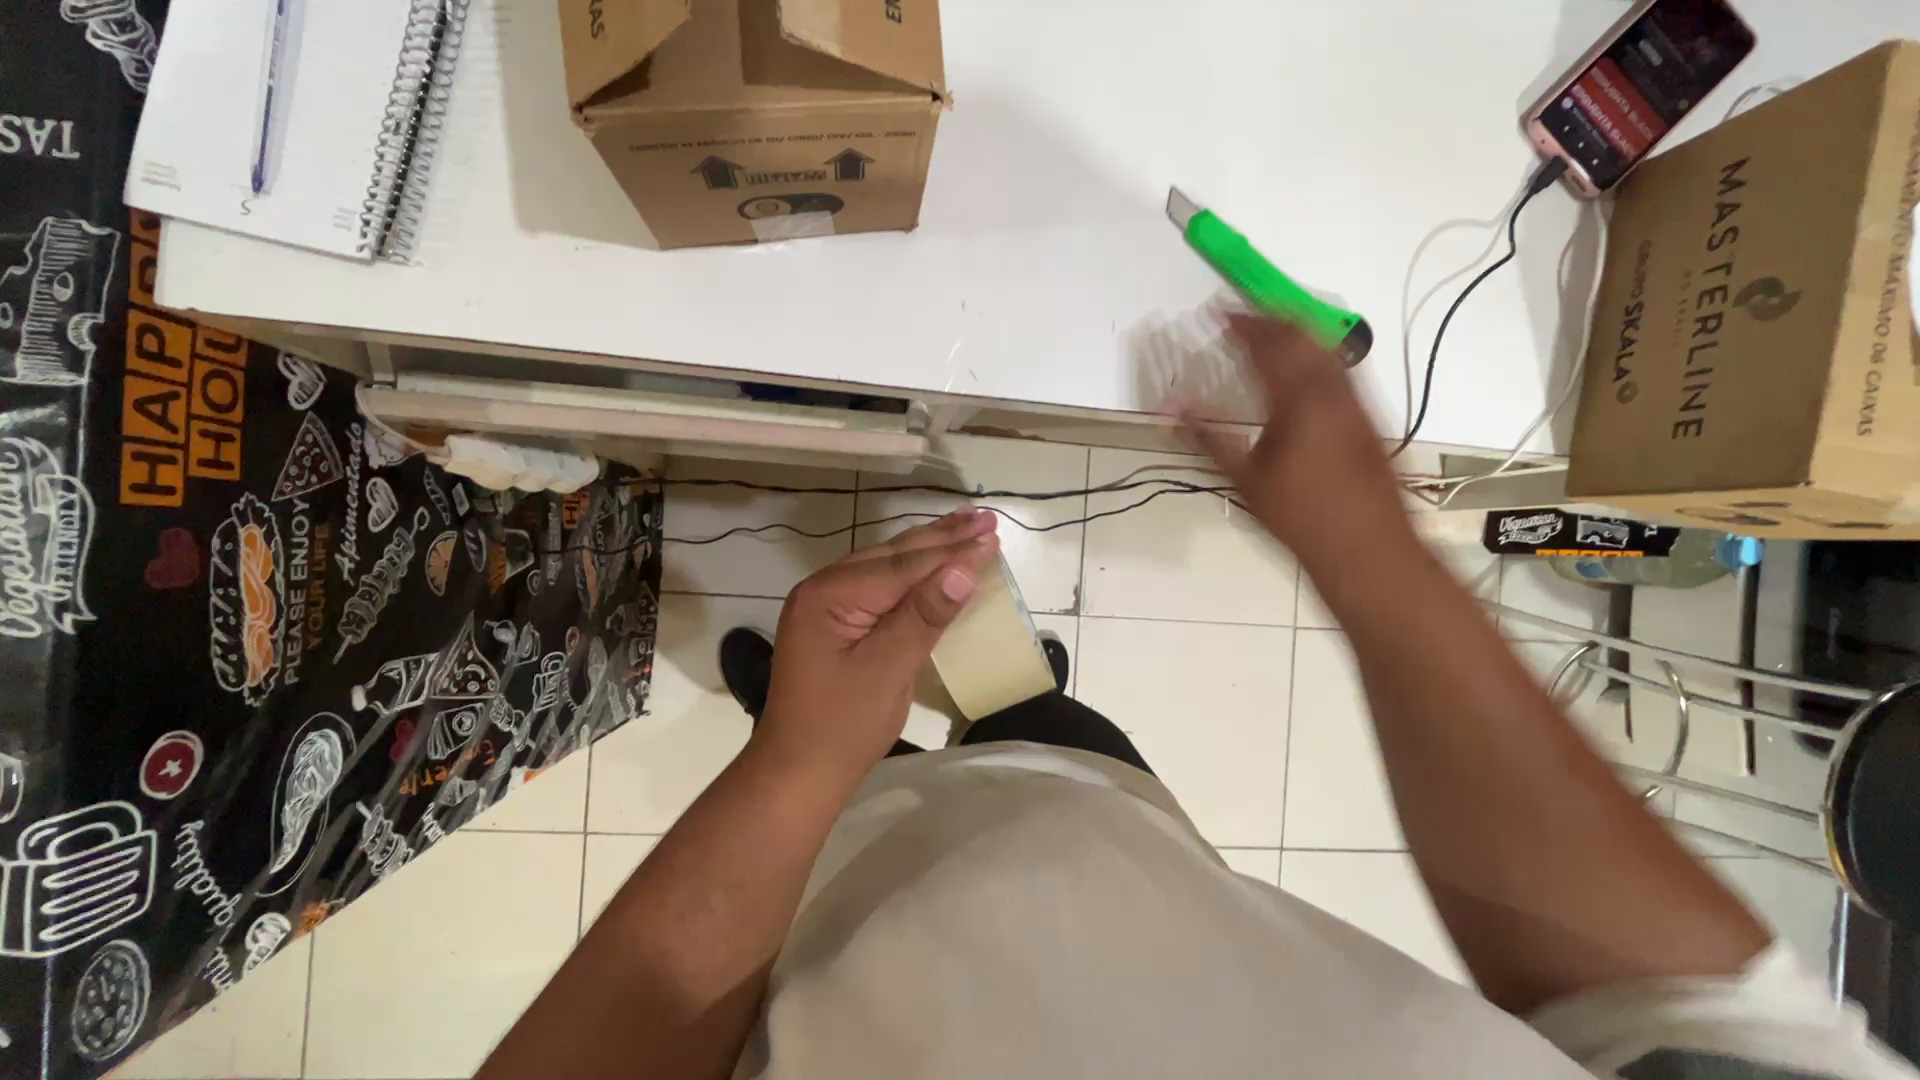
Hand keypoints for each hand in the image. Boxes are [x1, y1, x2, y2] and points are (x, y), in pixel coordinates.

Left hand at [758, 508, 1000, 773]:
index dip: (950, 552)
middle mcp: (825, 589)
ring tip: (967, 526)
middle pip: (893, 556)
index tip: (992, 536)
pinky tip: (935, 563)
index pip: (901, 566)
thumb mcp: (886, 671)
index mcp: (829, 595)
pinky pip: (882, 587)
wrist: (799, 773)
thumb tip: (963, 570)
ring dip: (930, 549)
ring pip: (888, 566)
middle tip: (986, 518)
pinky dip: (915, 574)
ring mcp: (829, 606)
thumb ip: (923, 616)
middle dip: (942, 538)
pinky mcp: (839, 624)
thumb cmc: (842, 727)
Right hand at [1181, 316, 1412, 566]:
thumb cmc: (1299, 517)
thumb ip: (1207, 439)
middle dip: (1269, 317)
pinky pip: (1343, 368)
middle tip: (1242, 315)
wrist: (1368, 546)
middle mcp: (1331, 390)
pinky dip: (1319, 354)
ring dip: (1296, 331)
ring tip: (1271, 330)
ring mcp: (1358, 401)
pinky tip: (1308, 369)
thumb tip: (1170, 410)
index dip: (1240, 324)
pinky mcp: (1372, 415)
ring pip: (1327, 347)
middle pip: (1301, 334)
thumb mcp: (1244, 480)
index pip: (1265, 345)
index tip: (1217, 312)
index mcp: (1297, 401)